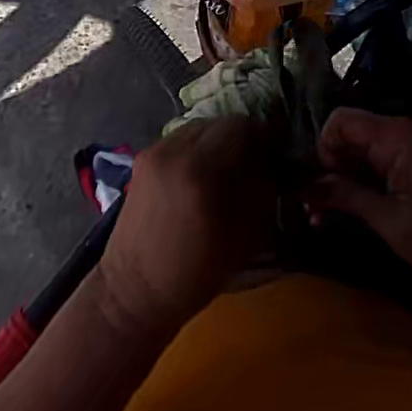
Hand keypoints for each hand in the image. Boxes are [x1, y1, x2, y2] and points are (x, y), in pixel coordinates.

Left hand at [97, 117, 276, 336]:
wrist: (134, 288)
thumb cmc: (195, 272)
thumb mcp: (245, 234)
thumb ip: (261, 187)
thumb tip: (273, 159)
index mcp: (199, 170)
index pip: (242, 127)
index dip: (265, 137)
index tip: (276, 156)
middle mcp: (173, 150)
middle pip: (220, 122)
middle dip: (243, 138)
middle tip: (256, 165)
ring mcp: (154, 150)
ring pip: (200, 127)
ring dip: (219, 141)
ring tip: (229, 171)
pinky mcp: (143, 156)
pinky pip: (181, 138)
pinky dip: (198, 148)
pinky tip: (203, 175)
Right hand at [308, 107, 411, 273]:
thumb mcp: (391, 222)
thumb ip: (346, 199)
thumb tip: (305, 191)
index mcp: (394, 137)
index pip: (339, 121)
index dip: (324, 150)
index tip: (326, 185)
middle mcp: (400, 130)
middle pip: (347, 131)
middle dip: (330, 164)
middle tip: (322, 202)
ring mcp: (410, 142)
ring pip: (360, 145)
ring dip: (345, 173)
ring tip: (335, 209)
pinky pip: (377, 156)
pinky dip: (363, 176)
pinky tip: (360, 205)